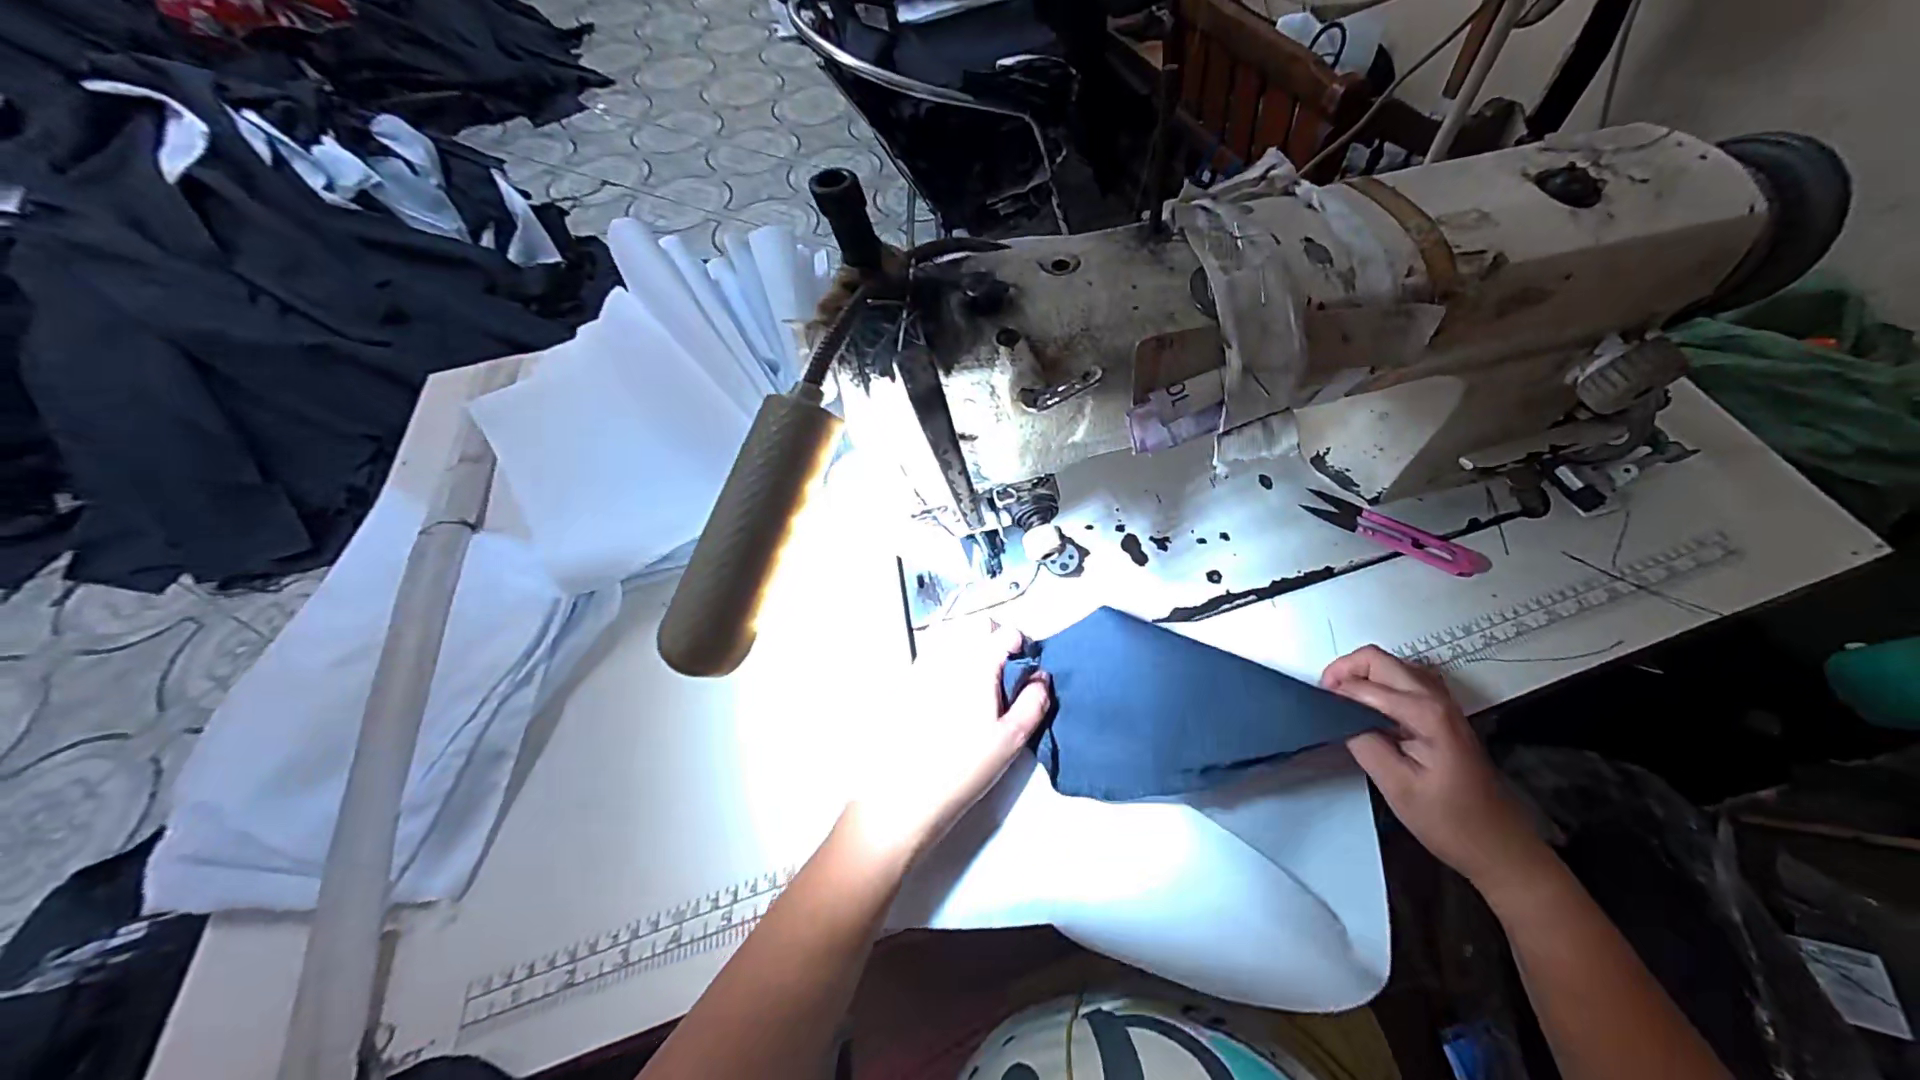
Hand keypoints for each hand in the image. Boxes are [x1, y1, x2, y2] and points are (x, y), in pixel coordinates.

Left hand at [842, 624, 1050, 866]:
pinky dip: (947, 661)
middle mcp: (947, 656)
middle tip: (1004, 678)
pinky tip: (951, 694)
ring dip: (970, 648)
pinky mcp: (907, 681)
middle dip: (994, 642)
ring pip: (952, 636)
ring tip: (978, 684)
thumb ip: (1034, 701)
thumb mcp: (1012, 738)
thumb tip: (1041, 677)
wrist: (909, 793)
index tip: (1026, 672)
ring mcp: (923, 666)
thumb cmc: (965, 766)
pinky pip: (932, 654)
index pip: (1005, 633)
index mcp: (976, 665)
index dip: (1022, 647)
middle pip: (976, 627)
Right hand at [1321, 646, 1552, 895]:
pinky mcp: (1442, 714)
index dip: (1335, 691)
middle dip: (1344, 671)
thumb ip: (1363, 741)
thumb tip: (1339, 716)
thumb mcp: (1395, 785)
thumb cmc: (1449, 821)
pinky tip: (1367, 709)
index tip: (1317, 709)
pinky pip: (1403, 681)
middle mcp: (1437, 699)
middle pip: (1378, 659)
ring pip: (1391, 665)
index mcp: (1426, 713)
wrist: (1499, 846)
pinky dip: (1378, 683)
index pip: (1366, 684)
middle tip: (1324, 698)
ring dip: (1361, 674)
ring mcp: (1443, 704)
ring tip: (1340, 701)